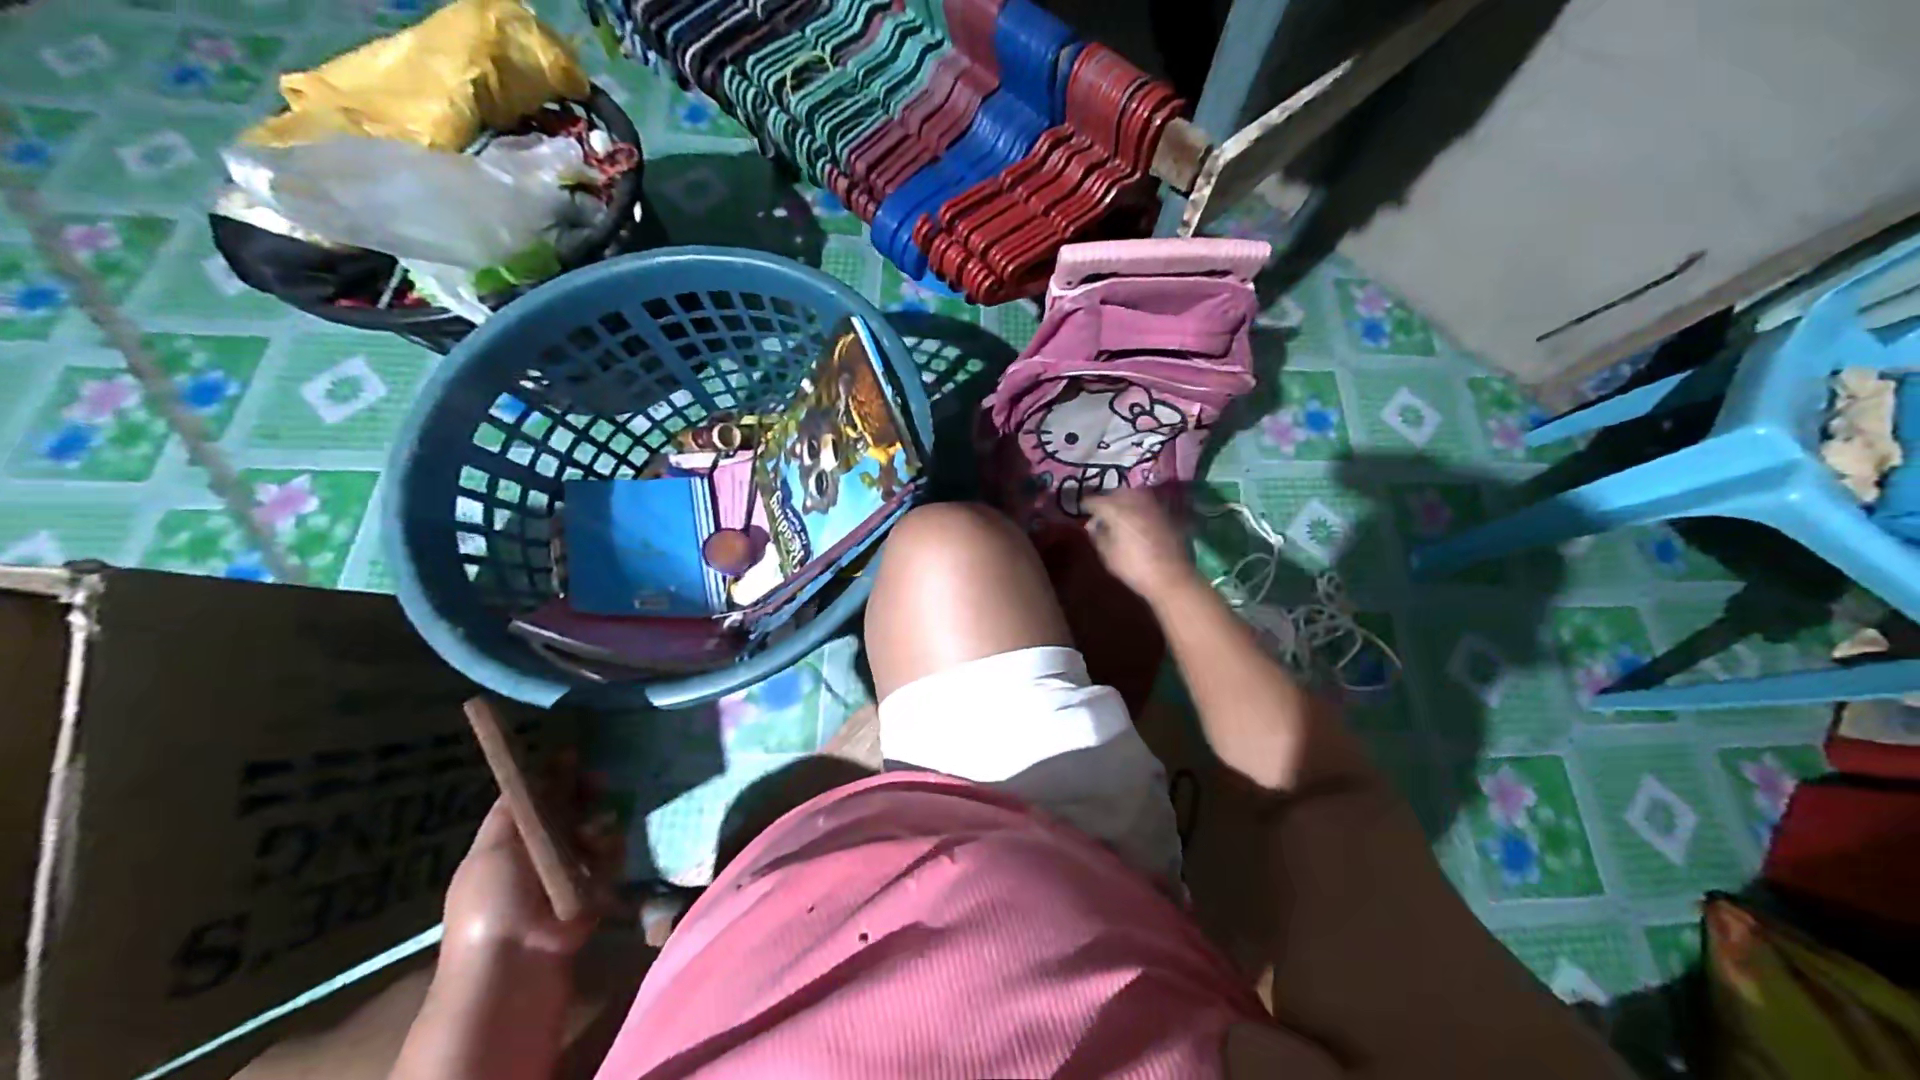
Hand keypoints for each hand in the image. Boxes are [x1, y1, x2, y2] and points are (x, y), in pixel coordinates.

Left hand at [443, 759, 618, 963]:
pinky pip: (610, 859)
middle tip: (599, 784)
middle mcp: (538, 854)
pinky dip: (609, 855)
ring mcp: (568, 873)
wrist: (516, 962)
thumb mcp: (493, 847)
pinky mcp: (594, 889)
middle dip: (584, 797)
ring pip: (593, 831)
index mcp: (508, 844)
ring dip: (597, 828)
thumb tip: (535, 770)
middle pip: (569, 812)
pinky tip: (603, 857)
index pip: (536, 801)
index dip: (554, 778)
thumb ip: (514, 809)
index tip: (574, 756)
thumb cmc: (494, 900)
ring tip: (594, 836)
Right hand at [1085, 488, 1201, 603]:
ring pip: (1132, 494)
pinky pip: (1145, 502)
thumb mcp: (1107, 555)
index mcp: (1116, 509)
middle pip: (1114, 492)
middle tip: (1099, 513)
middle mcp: (1134, 500)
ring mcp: (1152, 504)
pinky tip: (1134, 519)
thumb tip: (1092, 524)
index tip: (1081, 510)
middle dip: (1105, 500)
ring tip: (1117, 514)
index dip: (1085, 505)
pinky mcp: (1165, 512)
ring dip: (1122, 500)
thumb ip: (1097, 535)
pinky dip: (1136, 506)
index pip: (1094, 500)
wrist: (1171, 576)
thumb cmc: (1133, 567)